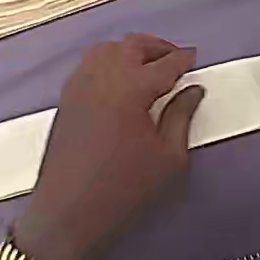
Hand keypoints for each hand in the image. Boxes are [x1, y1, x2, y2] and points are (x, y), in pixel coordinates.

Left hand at [14, 34, 204, 259]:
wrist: (69, 213)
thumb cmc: (125, 188)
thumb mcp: (169, 157)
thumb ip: (182, 116)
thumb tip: (193, 91)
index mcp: (131, 88)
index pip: (164, 63)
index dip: (183, 59)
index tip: (194, 59)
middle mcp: (102, 77)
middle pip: (132, 46)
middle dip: (157, 47)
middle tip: (174, 59)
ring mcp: (79, 86)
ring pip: (106, 49)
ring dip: (130, 51)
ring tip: (147, 66)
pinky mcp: (66, 99)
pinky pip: (88, 65)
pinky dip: (108, 61)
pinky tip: (118, 80)